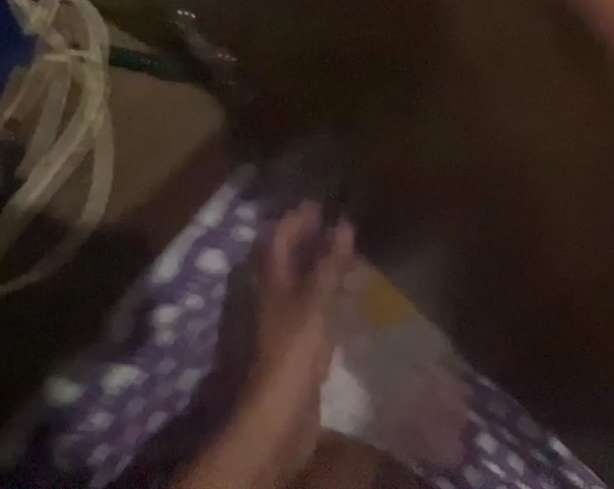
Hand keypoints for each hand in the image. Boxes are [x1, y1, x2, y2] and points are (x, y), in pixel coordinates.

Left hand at [179, 203, 354, 488]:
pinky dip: (324, 288)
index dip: (296, 217)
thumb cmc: (294, 348)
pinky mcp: (295, 340)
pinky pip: (309, 302)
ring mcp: (281, 318)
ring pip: (297, 278)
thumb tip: (343, 223)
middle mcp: (271, 293)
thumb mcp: (315, 301)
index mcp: (270, 279)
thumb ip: (329, 263)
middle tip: (334, 221)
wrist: (280, 412)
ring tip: (344, 249)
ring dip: (316, 261)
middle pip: (285, 256)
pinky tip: (343, 291)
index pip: (278, 235)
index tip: (320, 202)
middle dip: (306, 237)